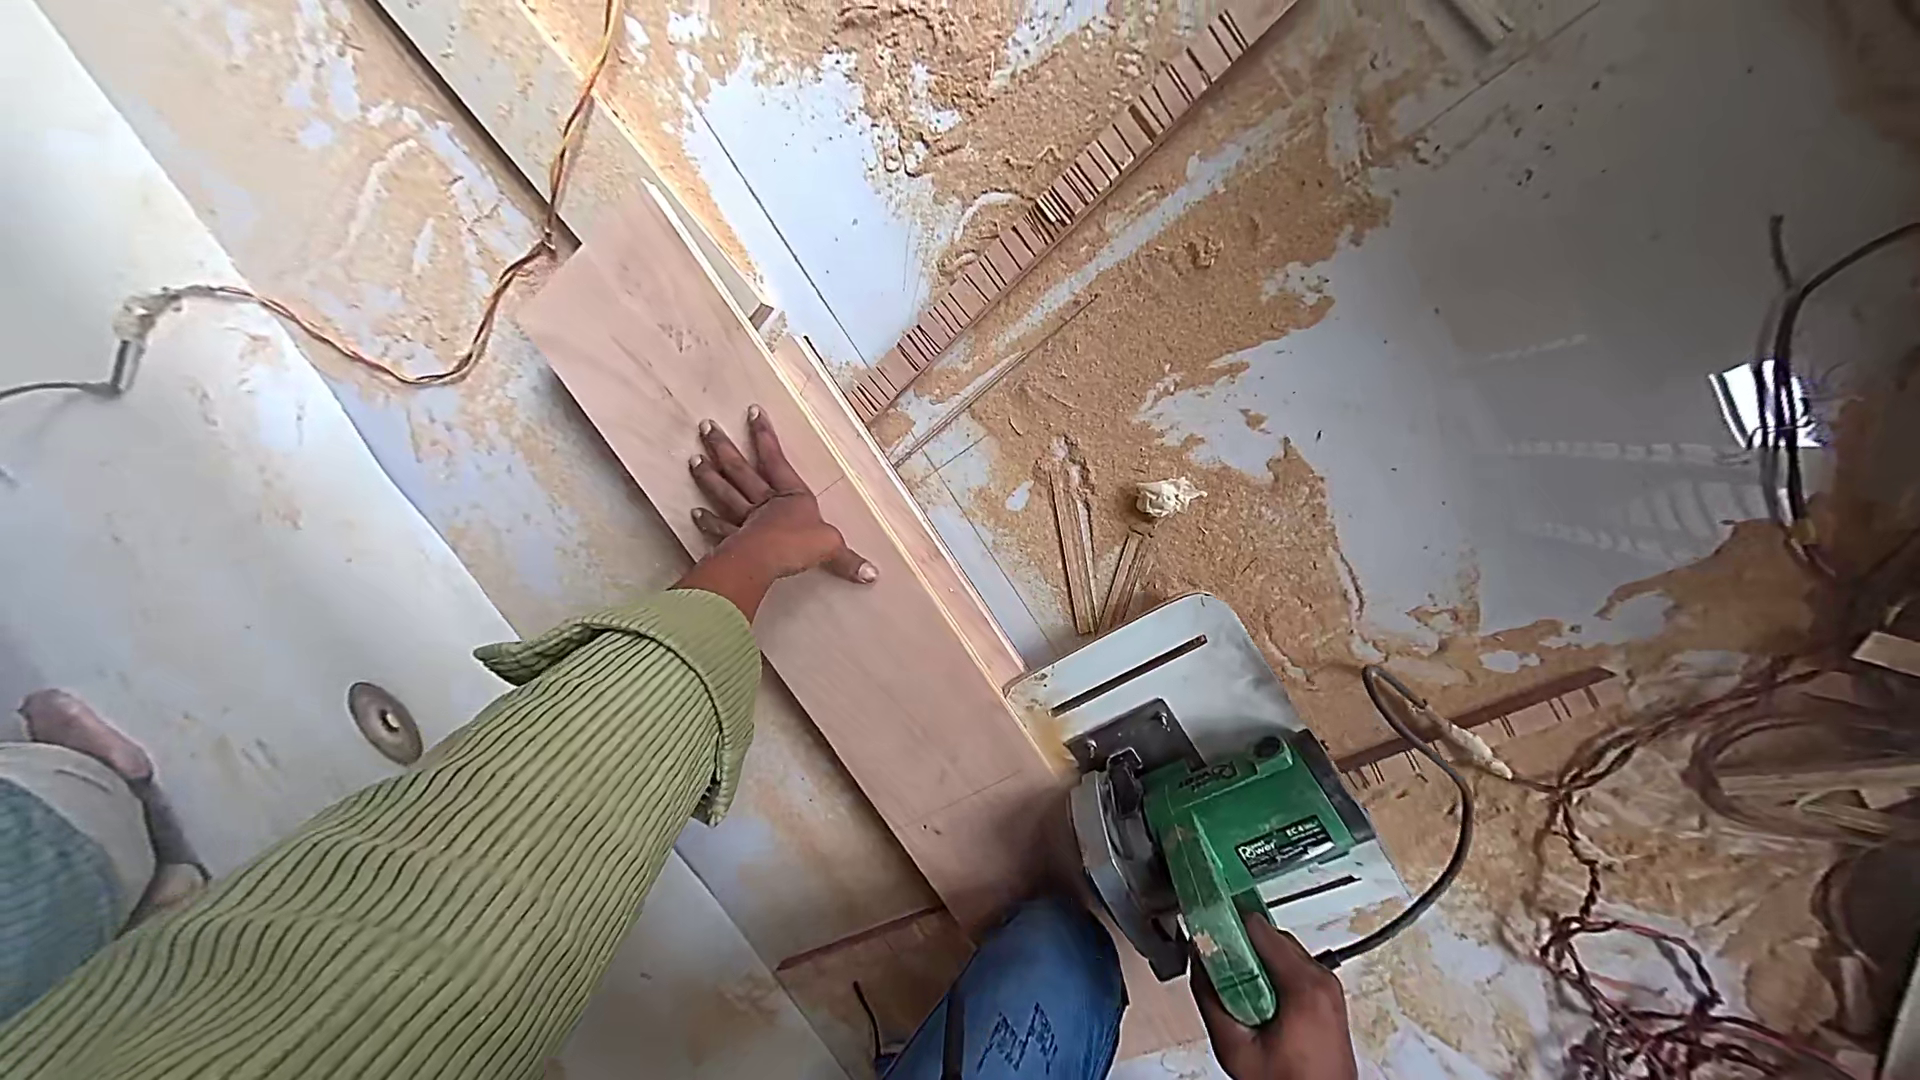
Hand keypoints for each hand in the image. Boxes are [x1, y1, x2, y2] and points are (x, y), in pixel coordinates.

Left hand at [676, 407, 876, 618]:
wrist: (767, 561)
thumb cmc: (799, 545)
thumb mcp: (832, 549)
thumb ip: (847, 560)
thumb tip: (873, 575)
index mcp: (791, 497)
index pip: (776, 460)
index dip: (764, 436)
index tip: (752, 411)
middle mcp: (765, 503)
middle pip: (741, 470)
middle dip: (724, 448)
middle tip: (706, 426)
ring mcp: (746, 520)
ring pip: (725, 492)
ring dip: (709, 477)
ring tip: (694, 459)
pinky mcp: (734, 541)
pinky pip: (719, 528)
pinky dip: (707, 521)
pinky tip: (693, 514)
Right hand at [1192, 915, 1357, 1079]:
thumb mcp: (1233, 1048)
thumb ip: (1208, 997)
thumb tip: (1196, 958)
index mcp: (1304, 986)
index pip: (1255, 925)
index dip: (1227, 924)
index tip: (1208, 932)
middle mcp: (1322, 980)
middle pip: (1268, 934)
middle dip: (1240, 945)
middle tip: (1219, 965)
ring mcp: (1329, 988)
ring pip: (1280, 947)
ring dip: (1255, 958)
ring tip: (1239, 987)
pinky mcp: (1329, 997)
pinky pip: (1293, 965)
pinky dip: (1272, 971)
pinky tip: (1259, 997)